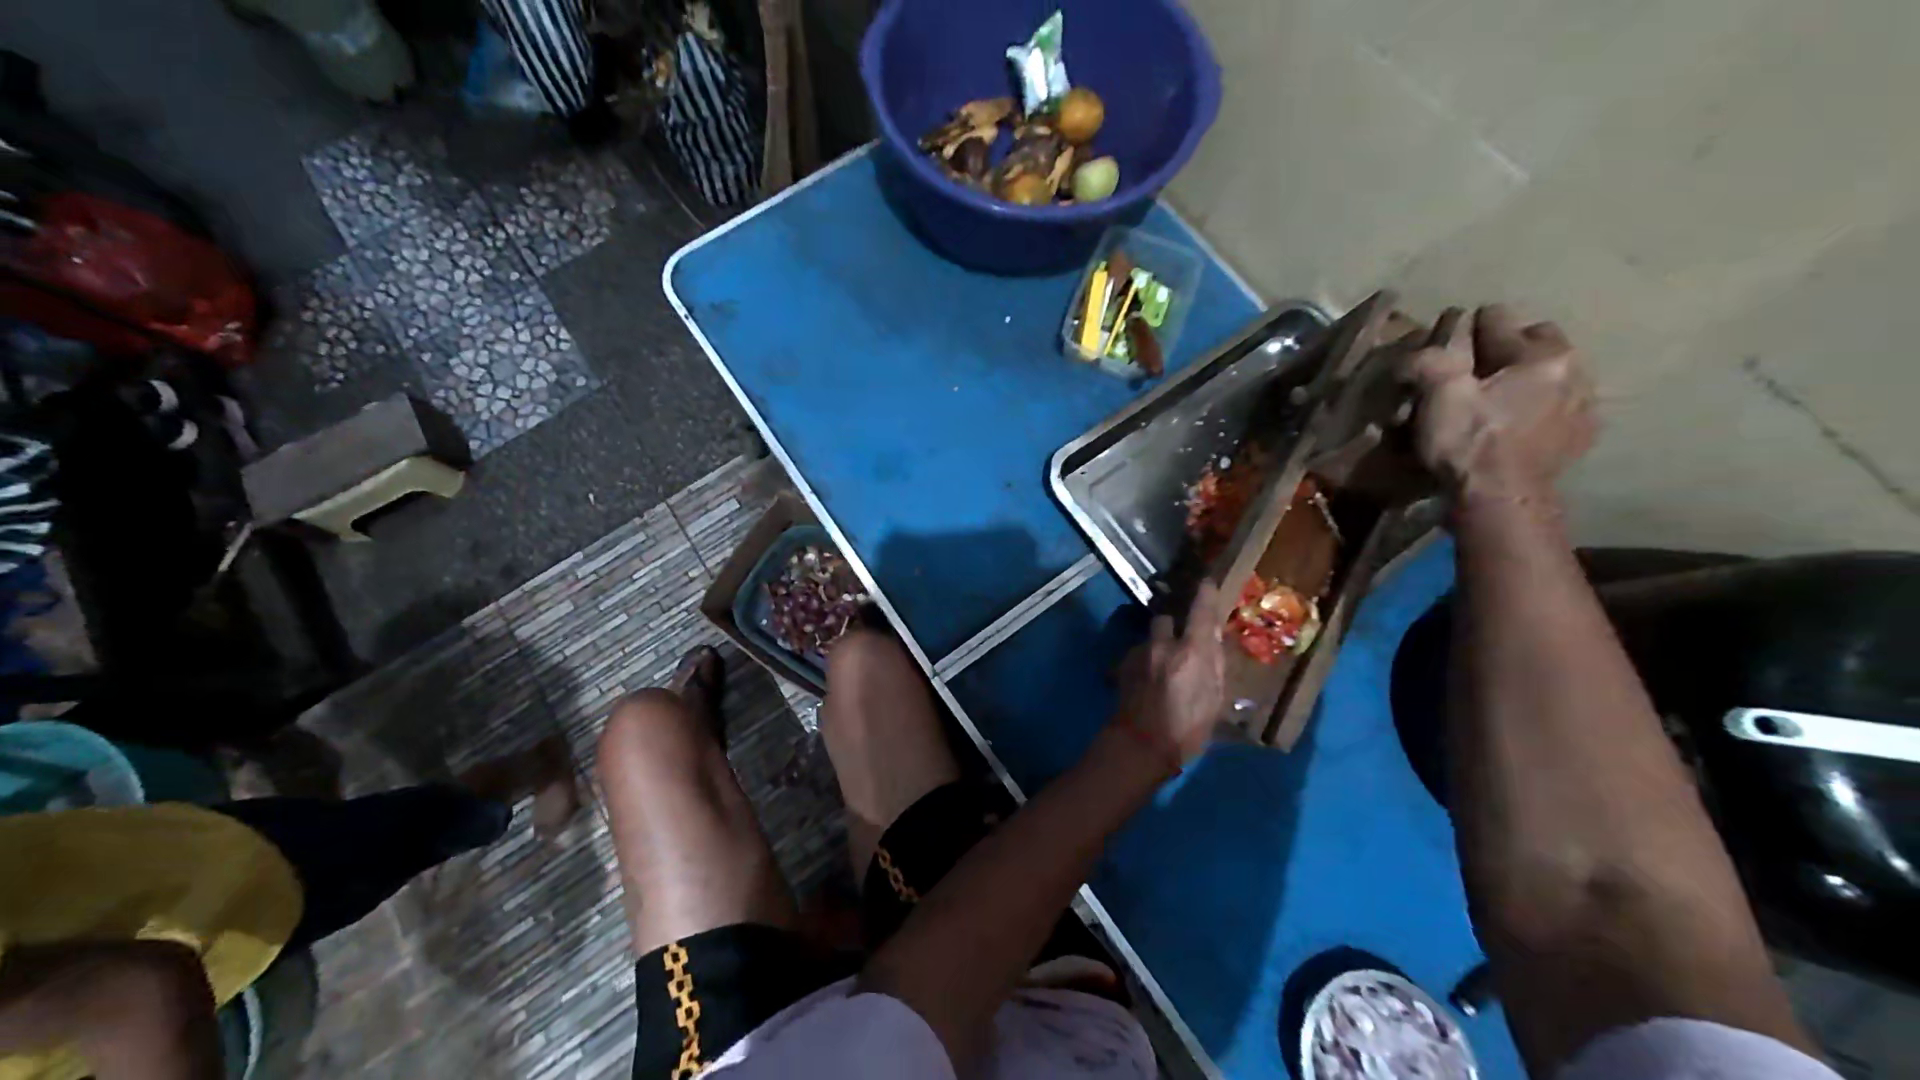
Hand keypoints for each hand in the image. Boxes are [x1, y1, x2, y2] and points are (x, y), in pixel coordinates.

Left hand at [1112, 581, 1228, 767]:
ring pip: (1149, 639)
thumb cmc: (1186, 730)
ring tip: (1161, 671)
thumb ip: (1214, 666)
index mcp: (1192, 652)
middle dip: (1172, 628)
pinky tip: (1146, 683)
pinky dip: (1144, 662)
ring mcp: (1138, 654)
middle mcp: (1162, 644)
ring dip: (1156, 647)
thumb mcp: (1214, 701)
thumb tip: (1213, 641)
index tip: (1206, 582)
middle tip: (1180, 645)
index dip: (1205, 595)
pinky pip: (1137, 655)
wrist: (1139, 745)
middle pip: (1165, 620)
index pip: (1201, 612)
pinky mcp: (1121, 666)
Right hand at [1401, 305, 1597, 497]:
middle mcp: (1576, 370)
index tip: (1446, 349)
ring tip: (1494, 401)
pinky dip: (1537, 407)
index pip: (1499, 320)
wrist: (1501, 501)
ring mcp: (1584, 406)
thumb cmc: (1470, 443)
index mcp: (1543, 354)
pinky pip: (1558, 406)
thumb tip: (1419, 352)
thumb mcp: (1438, 395)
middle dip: (1505, 351)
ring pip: (1549, 374)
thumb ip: (1430, 361)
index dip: (1466, 331)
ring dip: (1524, 380)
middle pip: (1535, 342)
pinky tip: (1513, 424)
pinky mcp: (1581, 437)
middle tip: (1471, 374)